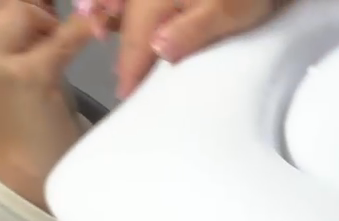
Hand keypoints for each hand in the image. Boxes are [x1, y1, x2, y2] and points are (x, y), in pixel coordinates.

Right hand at [0, 0, 91, 209]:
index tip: (37, 6)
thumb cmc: (26, 98)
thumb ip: (17, 16)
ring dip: (48, 20)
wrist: (31, 153)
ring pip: (20, 9)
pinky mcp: (27, 77)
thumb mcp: (10, 48)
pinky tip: (94, 26)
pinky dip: (79, 31)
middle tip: (49, 24)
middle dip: (31, 3)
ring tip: (55, 40)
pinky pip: (58, 42)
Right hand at [79, 0, 282, 97]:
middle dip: (126, 54)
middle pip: (130, 25)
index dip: (131, 67)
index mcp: (156, 1)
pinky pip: (139, 3)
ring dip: (119, 28)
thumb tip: (158, 51)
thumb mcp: (223, 16)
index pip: (137, 39)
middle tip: (124, 85)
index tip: (126, 93)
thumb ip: (189, 31)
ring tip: (115, 54)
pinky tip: (117, 13)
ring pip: (131, 10)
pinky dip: (125, 8)